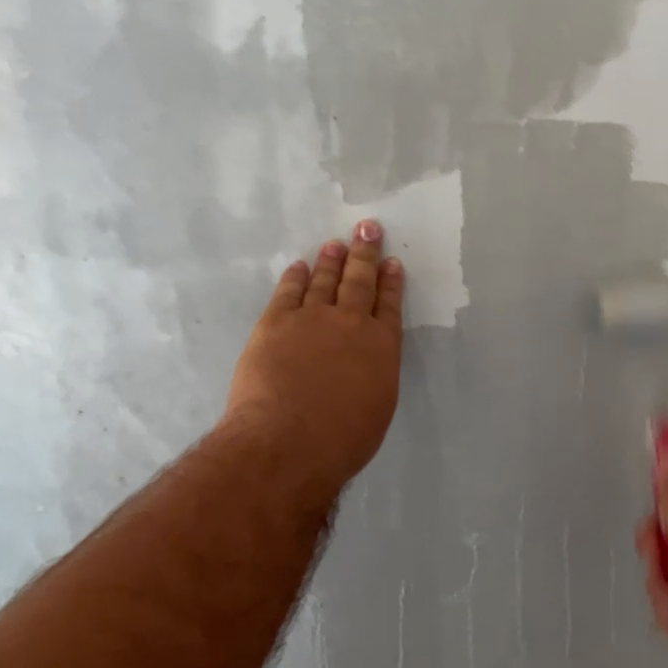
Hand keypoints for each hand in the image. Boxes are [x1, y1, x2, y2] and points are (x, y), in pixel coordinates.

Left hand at [224, 219, 405, 492]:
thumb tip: (365, 367)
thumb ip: (373, 379)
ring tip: (335, 243)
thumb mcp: (376, 409)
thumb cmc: (341, 440)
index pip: (388, 306)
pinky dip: (296, 277)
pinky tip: (299, 266)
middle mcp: (350, 324)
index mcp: (382, 348)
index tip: (392, 262)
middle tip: (368, 227)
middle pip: (360, 281)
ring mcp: (312, 319)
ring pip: (325, 280)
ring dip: (331, 260)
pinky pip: (289, 292)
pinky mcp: (276, 322)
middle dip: (365, 253)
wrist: (288, 440)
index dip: (391, 282)